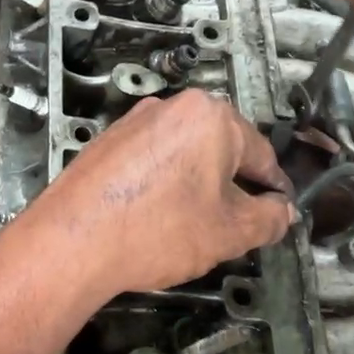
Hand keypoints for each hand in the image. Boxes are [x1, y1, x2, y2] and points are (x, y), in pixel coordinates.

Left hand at [6, 90, 295, 303]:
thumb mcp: (228, 232)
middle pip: (219, 150)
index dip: (272, 189)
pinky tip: (154, 220)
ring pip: (182, 157)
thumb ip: (267, 219)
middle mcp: (170, 109)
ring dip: (193, 188)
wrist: (73, 243)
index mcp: (209, 117)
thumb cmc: (152, 230)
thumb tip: (280, 213)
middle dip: (229, 188)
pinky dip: (159, 187)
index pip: (260, 154)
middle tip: (233, 227)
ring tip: (187, 229)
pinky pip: (149, 163)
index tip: (277, 210)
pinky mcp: (106, 144)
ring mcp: (133, 124)